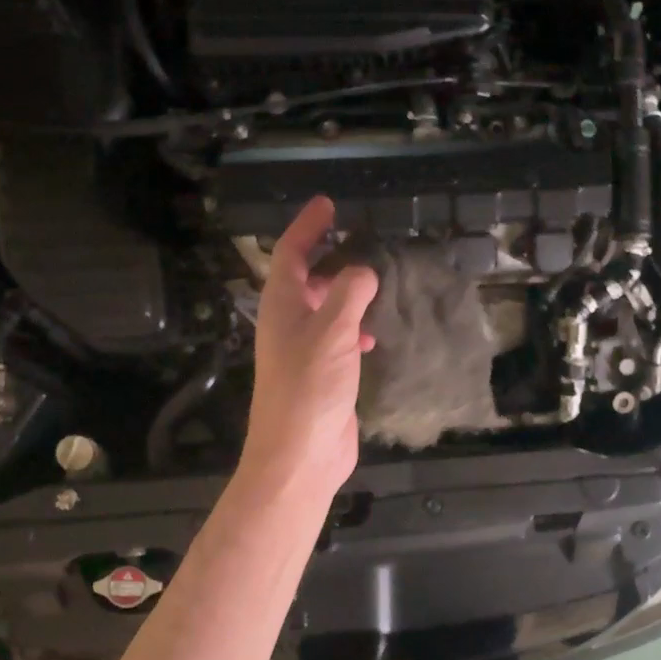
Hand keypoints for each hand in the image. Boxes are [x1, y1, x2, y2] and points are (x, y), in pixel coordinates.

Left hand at [241, 197, 378, 499]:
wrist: (300, 455)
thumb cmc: (309, 388)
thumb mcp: (331, 332)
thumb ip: (348, 293)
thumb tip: (363, 270)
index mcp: (282, 305)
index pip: (290, 252)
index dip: (308, 226)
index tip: (328, 204)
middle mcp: (289, 323)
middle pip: (307, 278)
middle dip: (330, 257)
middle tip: (362, 239)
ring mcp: (305, 351)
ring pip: (325, 309)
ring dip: (346, 293)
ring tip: (378, 280)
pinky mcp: (323, 376)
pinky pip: (339, 339)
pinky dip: (355, 329)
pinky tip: (375, 335)